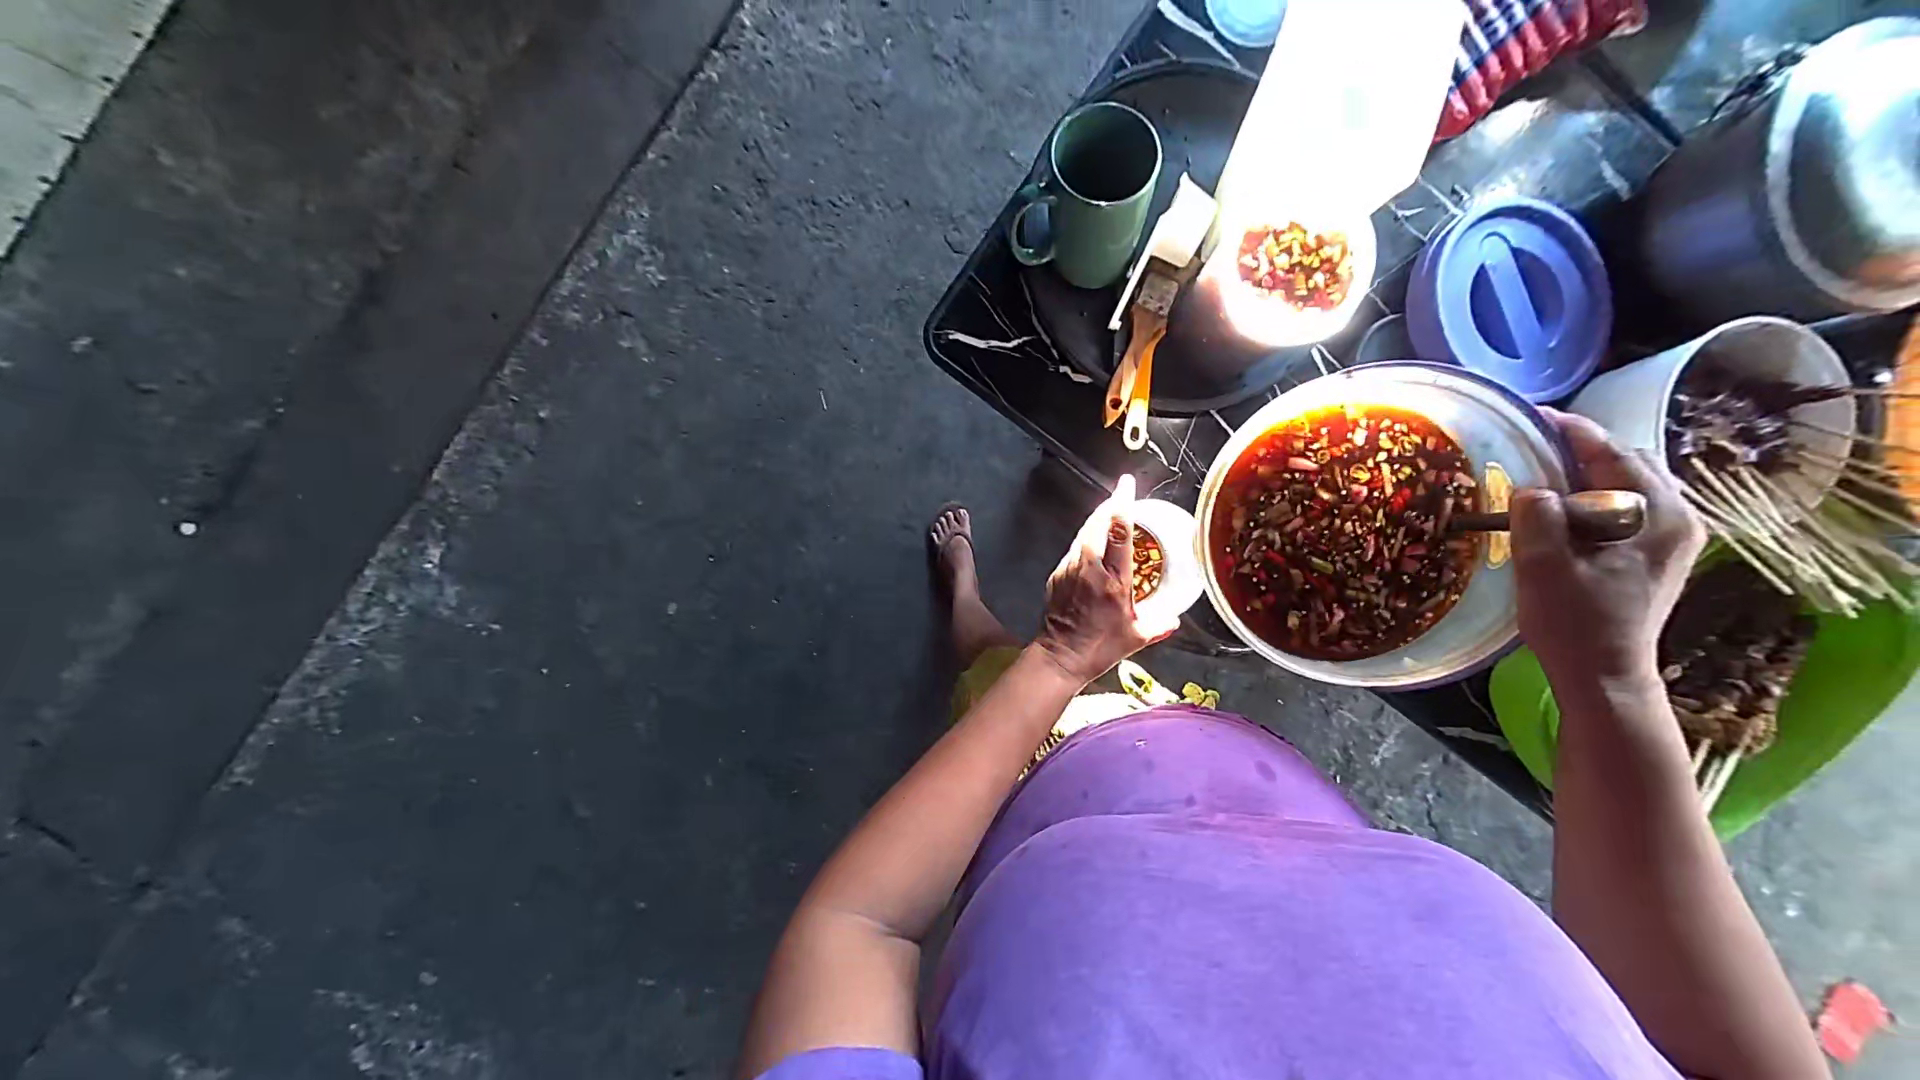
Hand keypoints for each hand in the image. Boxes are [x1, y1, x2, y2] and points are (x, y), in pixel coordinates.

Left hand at [1034, 476, 1179, 684]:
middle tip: (1120, 495)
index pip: (1119, 532)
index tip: (1127, 487)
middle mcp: (1089, 569)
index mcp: (1114, 581)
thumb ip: (1159, 624)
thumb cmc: (1100, 648)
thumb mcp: (1137, 637)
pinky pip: (1073, 550)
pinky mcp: (1056, 576)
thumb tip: (1174, 618)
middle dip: (1108, 506)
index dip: (1123, 505)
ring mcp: (1070, 570)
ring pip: (1082, 535)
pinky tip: (1092, 543)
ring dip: (1095, 521)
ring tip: (1108, 513)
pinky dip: (1084, 540)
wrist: (1061, 657)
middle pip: (1096, 524)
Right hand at [1513, 409, 1706, 690]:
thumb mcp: (1544, 567)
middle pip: (1625, 466)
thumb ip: (1538, 516)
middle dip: (1577, 451)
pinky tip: (1556, 512)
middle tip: (1526, 447)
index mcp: (1660, 519)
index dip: (1572, 431)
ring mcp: (1670, 539)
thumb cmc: (1574, 622)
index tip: (1532, 416)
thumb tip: (1531, 487)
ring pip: (1622, 488)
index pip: (1616, 455)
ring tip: (1535, 476)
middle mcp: (1678, 521)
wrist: (1602, 674)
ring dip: (1580, 477)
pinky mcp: (1654, 555)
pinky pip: (1621, 510)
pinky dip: (1587, 500)